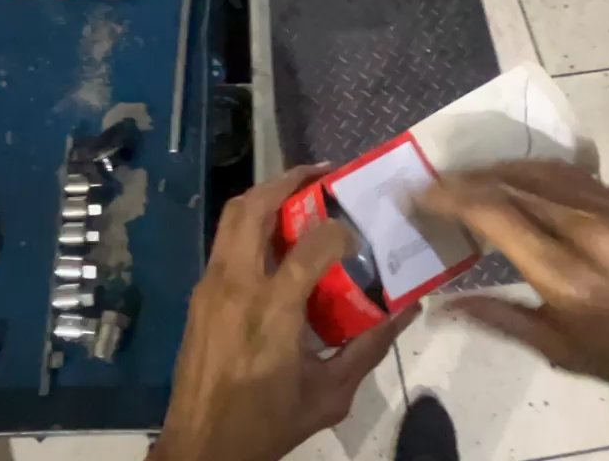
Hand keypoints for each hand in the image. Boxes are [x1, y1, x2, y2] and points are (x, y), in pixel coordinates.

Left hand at [152, 164, 418, 460]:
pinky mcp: (200, 289)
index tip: (356, 232)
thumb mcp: (331, 393)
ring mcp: (211, 282)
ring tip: (299, 190)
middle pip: (255, 208)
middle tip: (323, 174)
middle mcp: (237, 283)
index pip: (310, 247)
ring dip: (266, 193)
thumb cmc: (269, 421)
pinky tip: (275, 232)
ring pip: (233, 214)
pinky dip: (251, 220)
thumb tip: (407, 307)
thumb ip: (370, 346)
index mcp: (272, 310)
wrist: (202, 446)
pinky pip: (225, 237)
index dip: (338, 230)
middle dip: (289, 180)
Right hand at [419, 161, 608, 460]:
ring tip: (465, 177)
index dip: (449, 198)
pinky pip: (567, 172)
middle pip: (510, 184)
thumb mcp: (561, 351)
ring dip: (494, 169)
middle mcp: (588, 232)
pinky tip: (513, 175)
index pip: (494, 214)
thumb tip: (441, 305)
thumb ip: (498, 318)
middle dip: (464, 180)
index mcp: (568, 277)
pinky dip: (530, 169)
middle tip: (433, 184)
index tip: (418, 195)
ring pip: (536, 170)